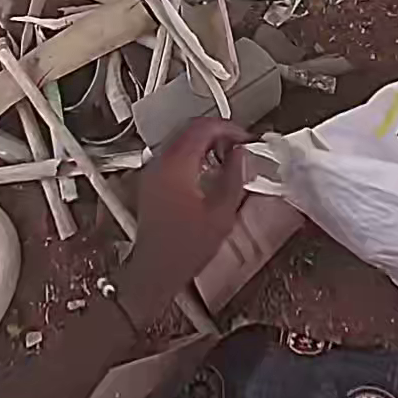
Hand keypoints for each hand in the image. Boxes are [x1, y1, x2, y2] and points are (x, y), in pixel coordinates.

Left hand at [116, 118, 252, 324]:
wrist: (155, 270)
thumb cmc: (185, 248)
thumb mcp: (221, 214)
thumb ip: (234, 178)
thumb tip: (241, 155)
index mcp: (177, 165)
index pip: (203, 128)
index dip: (228, 128)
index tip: (245, 138)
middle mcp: (161, 161)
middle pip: (190, 129)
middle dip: (217, 132)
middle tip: (238, 146)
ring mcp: (153, 170)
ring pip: (181, 139)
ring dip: (205, 142)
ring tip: (227, 157)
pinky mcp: (152, 180)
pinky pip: (173, 154)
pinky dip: (193, 154)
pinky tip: (208, 170)